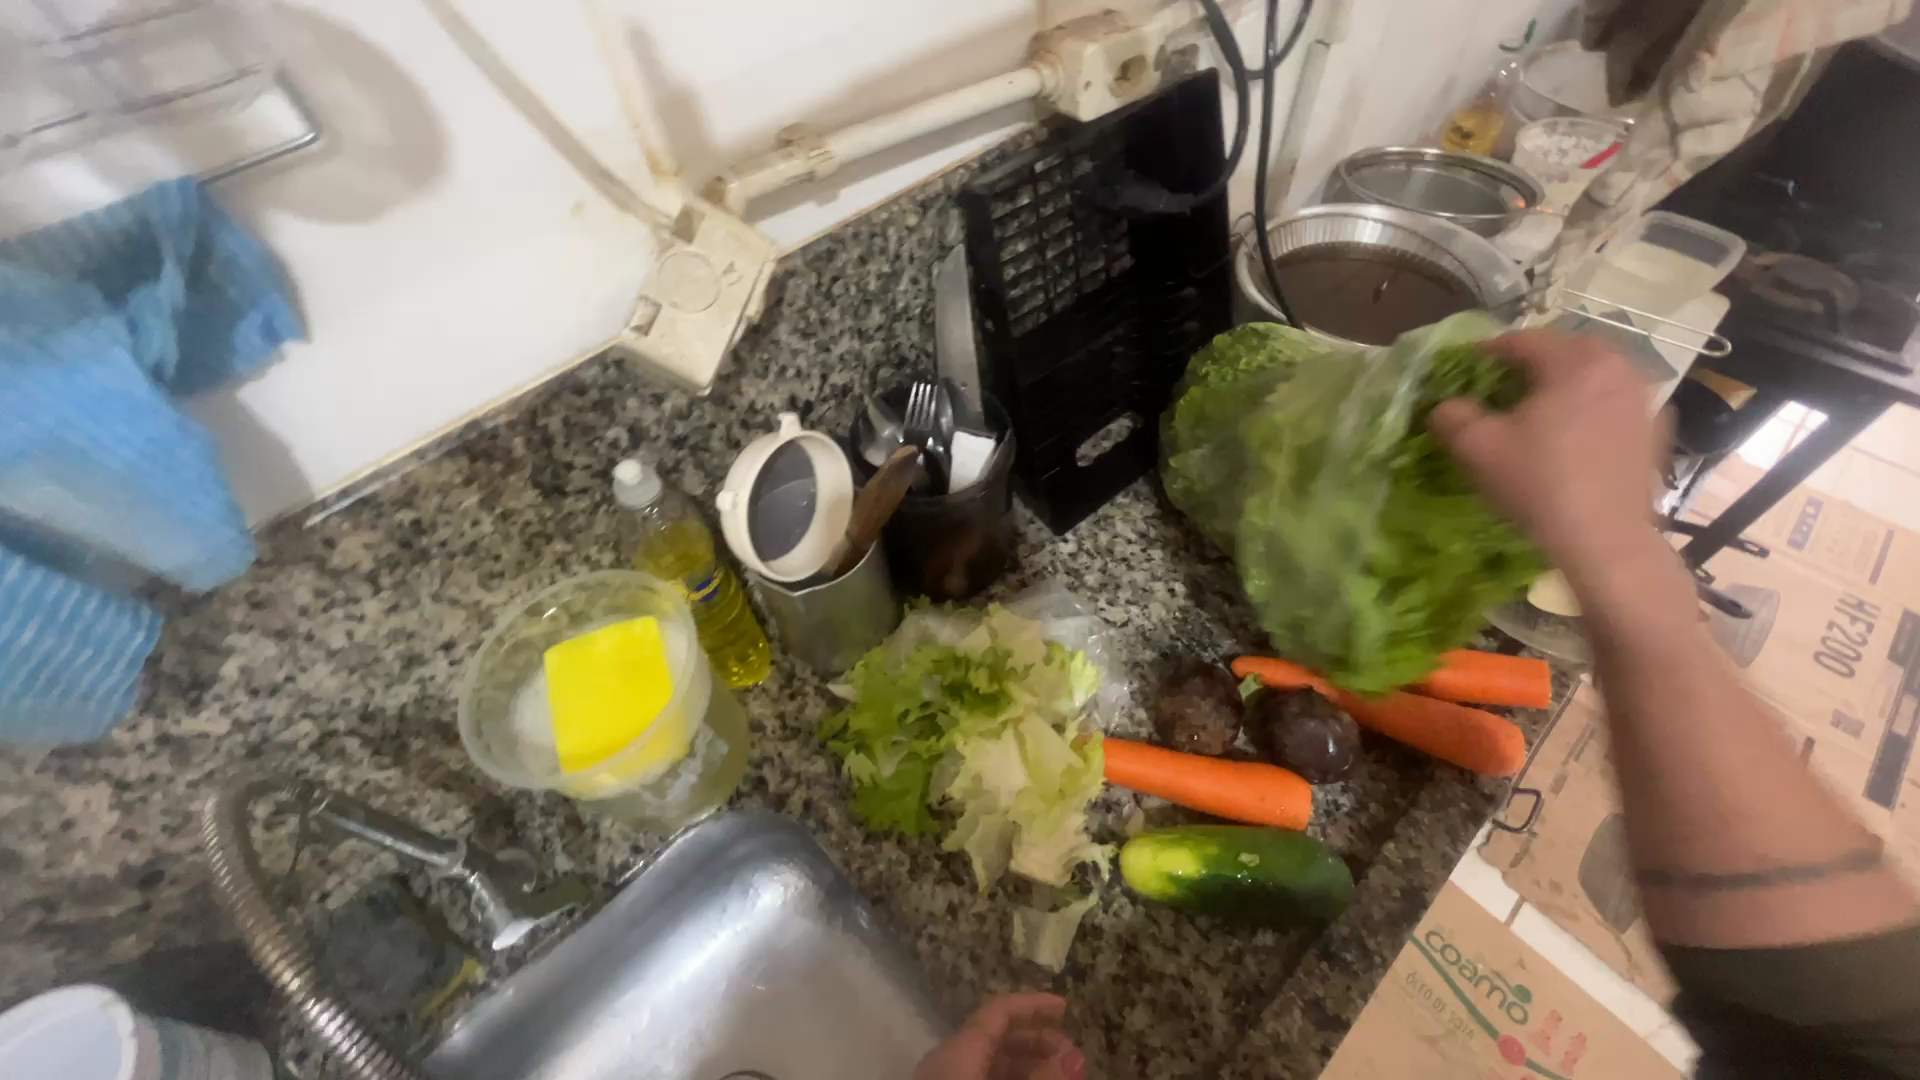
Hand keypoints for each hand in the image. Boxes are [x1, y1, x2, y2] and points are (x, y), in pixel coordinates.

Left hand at [914, 993, 1085, 1079]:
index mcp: (956, 1048)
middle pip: (995, 1034)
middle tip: (1073, 1056)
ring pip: (988, 1060)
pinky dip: (1009, 1078)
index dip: (1034, 1004)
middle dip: (1037, 1040)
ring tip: (1059, 1074)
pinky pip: (979, 1077)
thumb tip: (1076, 1055)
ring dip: (1026, 1063)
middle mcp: (945, 1058)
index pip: (999, 1009)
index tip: (1066, 1007)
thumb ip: (1043, 1077)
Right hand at [1428, 331, 1662, 582]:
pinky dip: (1586, 406)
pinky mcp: (1653, 429)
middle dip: (1530, 362)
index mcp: (1574, 363)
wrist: (1603, 536)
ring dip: (1561, 382)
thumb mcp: (1475, 446)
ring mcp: (1642, 399)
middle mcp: (1617, 369)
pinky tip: (1567, 434)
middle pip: (1566, 350)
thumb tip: (1446, 406)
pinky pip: (1611, 402)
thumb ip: (1452, 415)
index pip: (1523, 340)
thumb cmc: (1537, 482)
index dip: (1486, 351)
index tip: (1462, 368)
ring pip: (1594, 374)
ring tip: (1533, 408)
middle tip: (1499, 384)